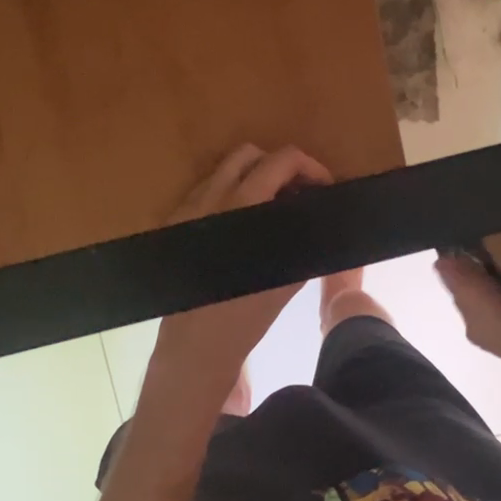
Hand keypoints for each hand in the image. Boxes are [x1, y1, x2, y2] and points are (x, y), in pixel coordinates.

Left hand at [154, 144, 332, 382]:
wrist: (193, 345)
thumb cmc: (243, 315)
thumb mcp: (286, 279)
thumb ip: (306, 244)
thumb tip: (324, 223)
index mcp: (242, 205)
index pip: (281, 161)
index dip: (311, 168)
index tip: (323, 190)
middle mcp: (210, 198)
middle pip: (249, 155)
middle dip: (279, 167)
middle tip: (298, 195)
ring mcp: (188, 210)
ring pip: (224, 172)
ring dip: (252, 180)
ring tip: (272, 211)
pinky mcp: (175, 226)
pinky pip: (205, 194)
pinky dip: (228, 196)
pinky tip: (241, 227)